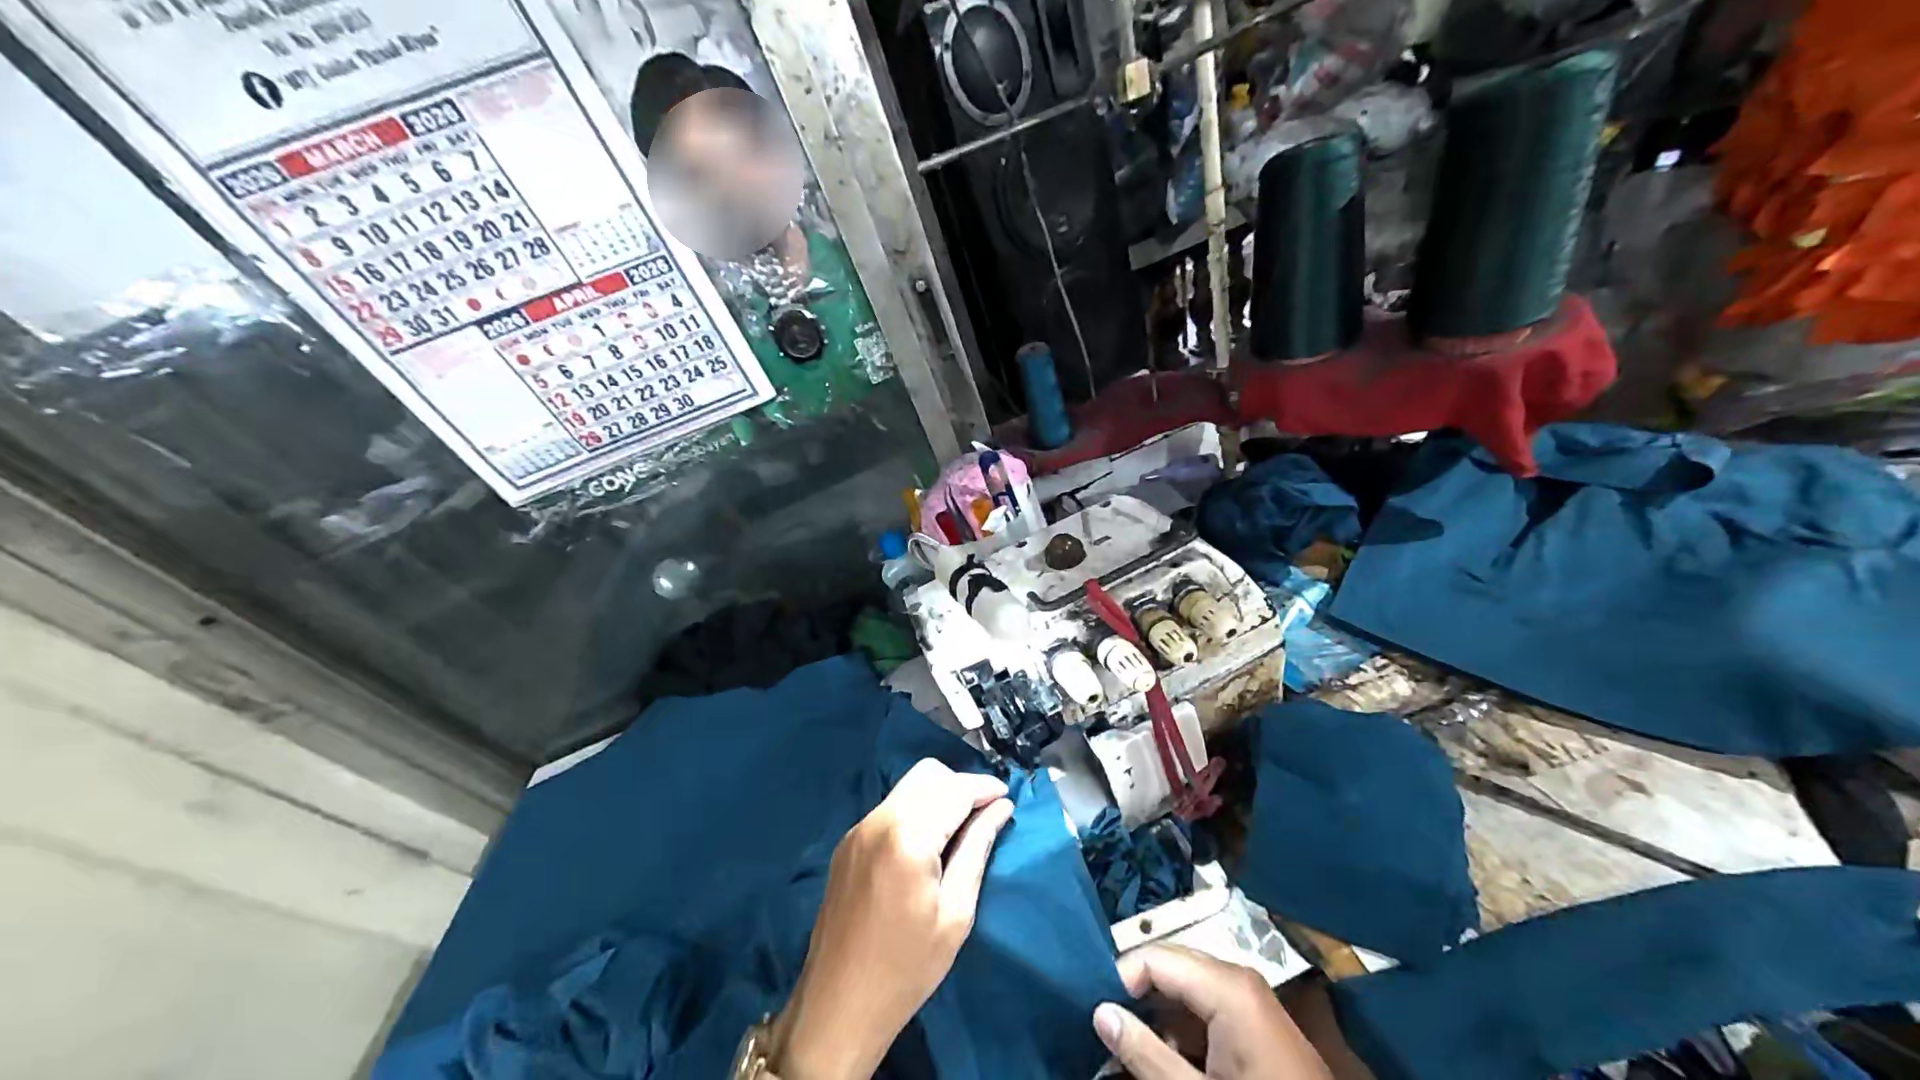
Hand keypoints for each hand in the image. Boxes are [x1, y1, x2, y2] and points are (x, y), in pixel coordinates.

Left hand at [771, 759, 1014, 1079]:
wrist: (839, 1005)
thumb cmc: (907, 968)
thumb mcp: (956, 913)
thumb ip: (977, 849)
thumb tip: (1000, 809)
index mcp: (908, 836)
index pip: (954, 789)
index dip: (985, 788)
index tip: (1007, 798)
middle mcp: (879, 820)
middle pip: (928, 775)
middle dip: (961, 786)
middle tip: (985, 815)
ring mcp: (858, 830)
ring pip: (907, 787)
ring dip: (938, 795)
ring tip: (961, 829)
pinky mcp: (847, 843)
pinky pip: (890, 807)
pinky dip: (916, 810)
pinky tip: (929, 842)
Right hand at [1093, 945, 1334, 1079]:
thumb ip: (1146, 1053)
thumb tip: (1099, 1013)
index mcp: (1227, 986)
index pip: (1153, 957)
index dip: (1118, 981)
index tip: (1092, 1017)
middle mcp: (1237, 979)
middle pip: (1168, 969)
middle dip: (1133, 997)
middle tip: (1102, 1031)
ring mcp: (1250, 1001)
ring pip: (1183, 991)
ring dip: (1153, 1018)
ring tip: (1125, 1050)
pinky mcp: (1255, 1025)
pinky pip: (1204, 1011)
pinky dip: (1178, 1031)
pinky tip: (1160, 1060)